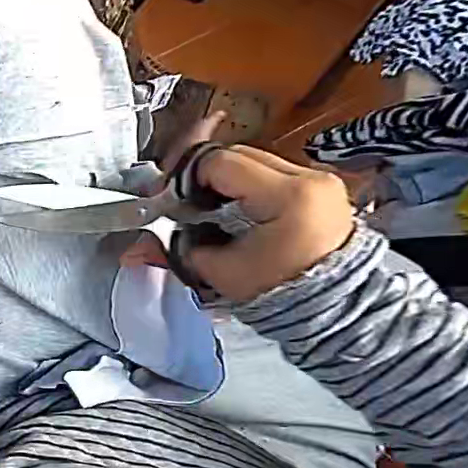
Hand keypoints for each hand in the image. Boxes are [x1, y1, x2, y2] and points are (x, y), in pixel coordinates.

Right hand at [122, 144, 354, 301]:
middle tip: (185, 205)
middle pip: (239, 155)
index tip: (171, 201)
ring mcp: (320, 180)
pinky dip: (249, 188)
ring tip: (210, 210)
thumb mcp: (223, 273)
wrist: (335, 311)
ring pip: (255, 162)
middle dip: (205, 177)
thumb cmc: (279, 295)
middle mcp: (309, 177)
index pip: (221, 162)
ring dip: (227, 182)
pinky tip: (237, 212)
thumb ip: (177, 252)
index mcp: (288, 196)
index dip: (187, 177)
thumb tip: (132, 251)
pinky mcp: (322, 188)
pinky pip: (274, 174)